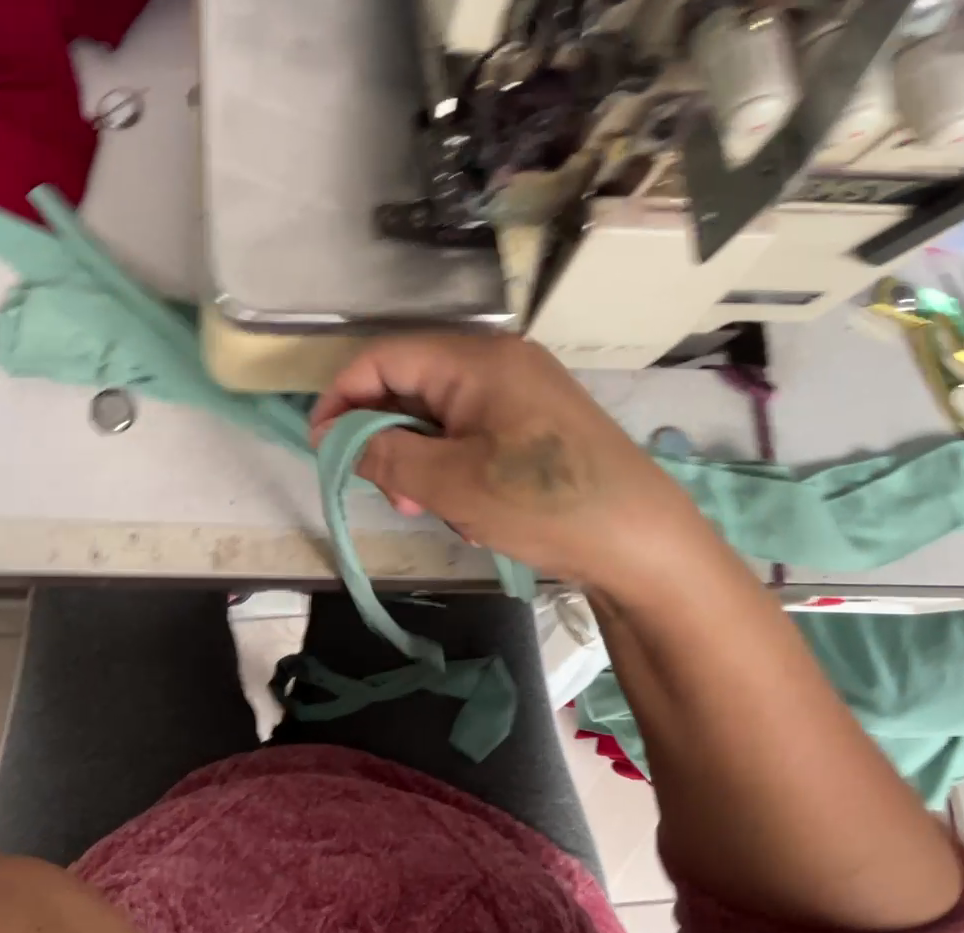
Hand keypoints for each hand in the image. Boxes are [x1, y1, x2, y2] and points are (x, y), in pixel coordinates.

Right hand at [309, 333, 705, 588]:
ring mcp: (521, 391)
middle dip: (383, 438)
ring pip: (438, 414)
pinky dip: (449, 464)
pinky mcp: (536, 422)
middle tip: (388, 493)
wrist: (643, 542)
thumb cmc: (542, 504)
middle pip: (410, 385)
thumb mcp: (449, 483)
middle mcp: (499, 362)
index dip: (341, 398)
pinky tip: (463, 507)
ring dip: (416, 459)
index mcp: (477, 361)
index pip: (382, 358)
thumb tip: (339, 441)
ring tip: (423, 506)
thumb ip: (384, 455)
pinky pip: (470, 431)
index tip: (321, 446)